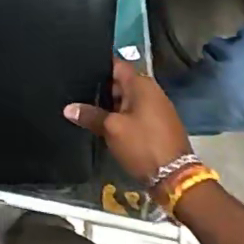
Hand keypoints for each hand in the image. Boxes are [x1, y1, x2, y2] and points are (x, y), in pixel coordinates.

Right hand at [64, 60, 191, 184]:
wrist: (175, 179)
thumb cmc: (143, 145)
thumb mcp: (111, 128)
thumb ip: (89, 114)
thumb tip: (68, 108)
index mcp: (142, 85)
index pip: (116, 64)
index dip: (96, 64)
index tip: (76, 66)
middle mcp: (151, 92)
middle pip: (119, 81)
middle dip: (99, 86)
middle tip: (73, 88)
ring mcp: (155, 109)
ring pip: (124, 98)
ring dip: (107, 103)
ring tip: (81, 104)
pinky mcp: (156, 125)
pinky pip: (131, 112)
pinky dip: (117, 114)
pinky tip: (100, 120)